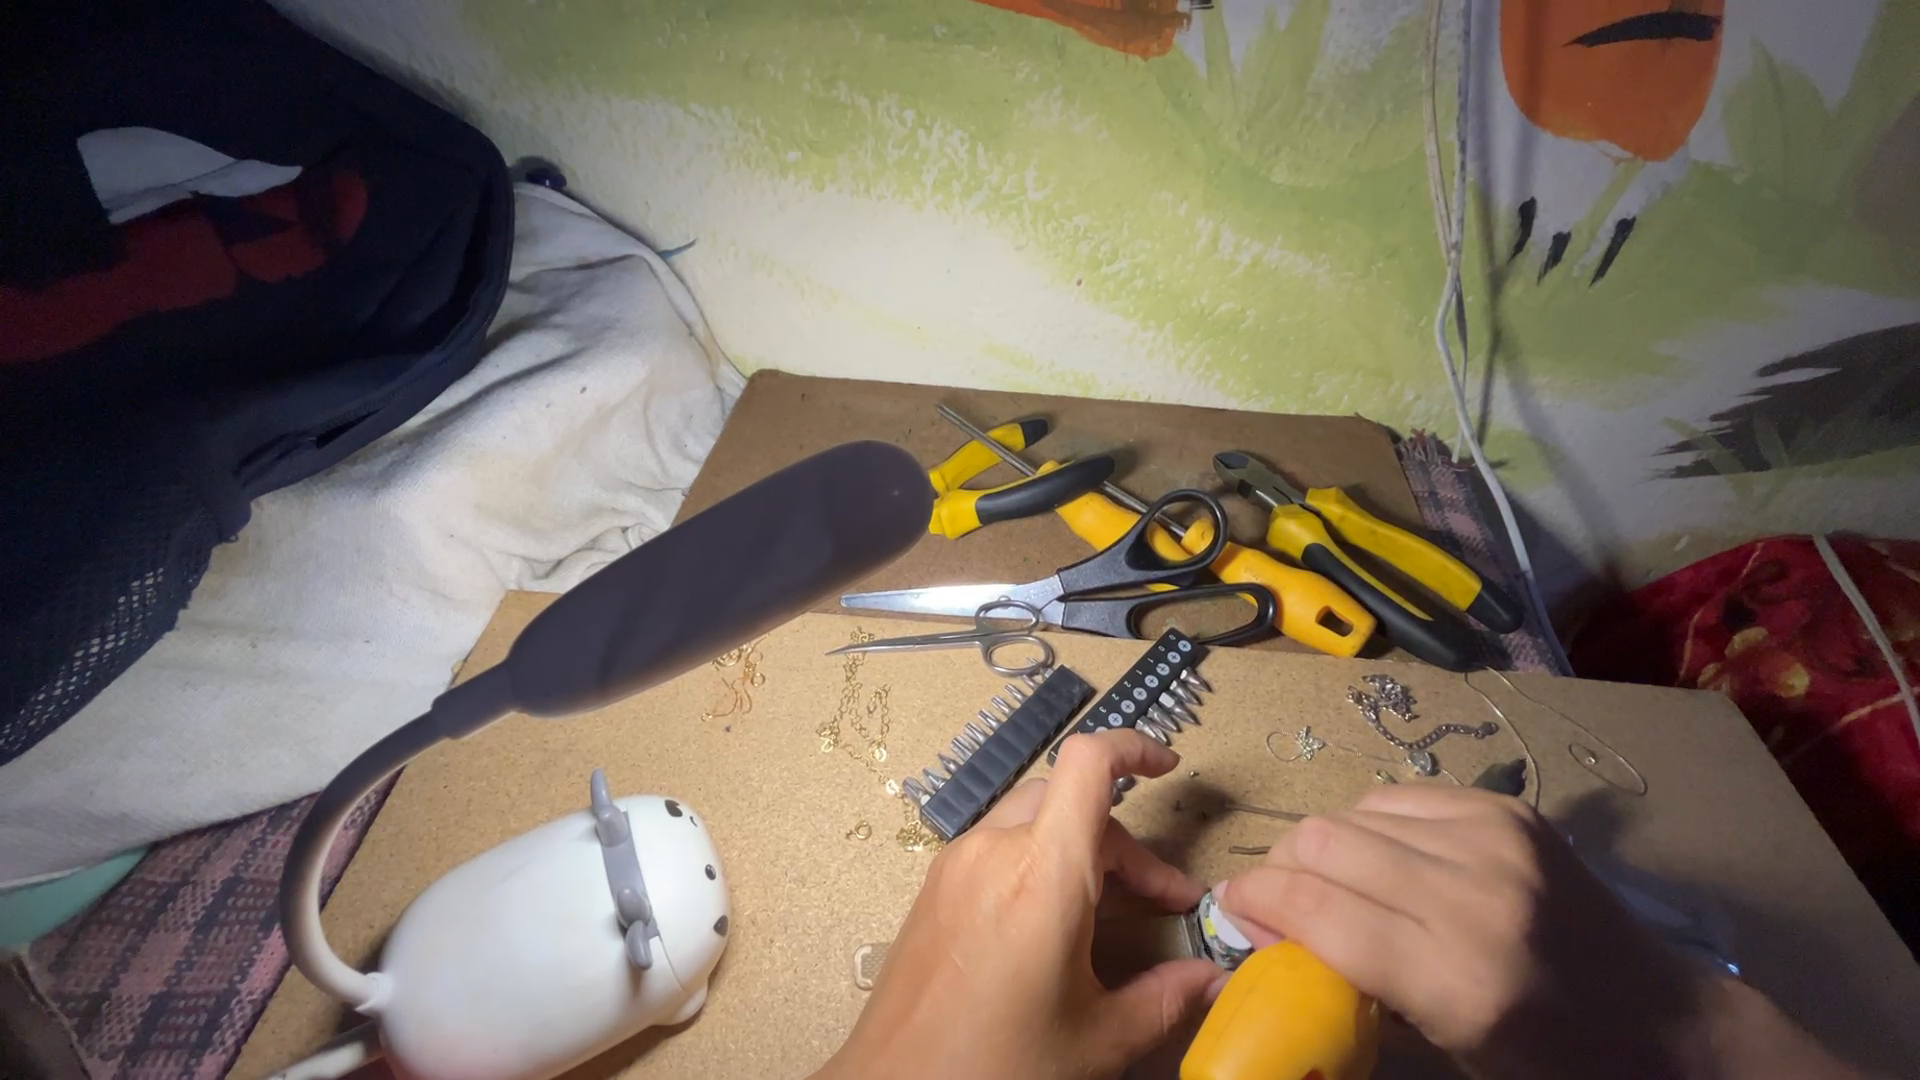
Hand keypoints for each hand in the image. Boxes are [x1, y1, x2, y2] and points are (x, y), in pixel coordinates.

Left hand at [816, 731, 1225, 1079]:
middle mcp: (995, 847)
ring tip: (1114, 910)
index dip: (1132, 747)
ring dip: (1083, 849)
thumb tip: (1212, 979)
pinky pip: (1002, 843)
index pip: (1087, 763)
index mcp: (1042, 872)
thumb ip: (1165, 999)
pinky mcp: (939, 880)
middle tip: (1161, 899)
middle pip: (1071, 799)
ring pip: (1036, 819)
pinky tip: (1056, 917)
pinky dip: (1042, 859)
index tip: (1167, 765)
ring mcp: (959, 859)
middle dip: (1124, 840)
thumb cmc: (995, 1067)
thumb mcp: (1097, 1039)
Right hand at [1217, 786, 1863, 1079]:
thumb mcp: (1438, 1052)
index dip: (1255, 900)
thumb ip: (1343, 980)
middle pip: (1320, 840)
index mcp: (1460, 978)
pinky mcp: (1503, 808)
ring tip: (1334, 880)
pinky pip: (1392, 798)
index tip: (1233, 909)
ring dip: (1322, 846)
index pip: (1314, 906)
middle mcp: (1476, 894)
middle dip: (1279, 867)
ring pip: (1349, 812)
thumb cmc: (1546, 1064)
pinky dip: (1368, 827)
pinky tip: (1384, 858)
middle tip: (1277, 898)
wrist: (1669, 1028)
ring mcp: (1494, 838)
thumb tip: (1260, 927)